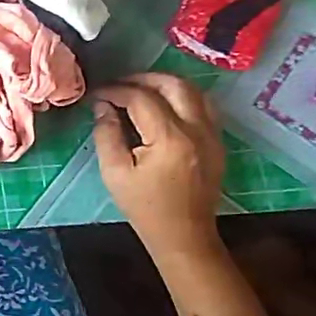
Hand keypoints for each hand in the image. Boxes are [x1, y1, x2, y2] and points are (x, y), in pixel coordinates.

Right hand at [93, 73, 226, 258]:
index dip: (115, 91)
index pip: (140, 98)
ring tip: (140, 90)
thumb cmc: (145, 208)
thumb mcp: (115, 173)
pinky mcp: (218, 141)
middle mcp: (196, 130)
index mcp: (170, 139)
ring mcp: (212, 134)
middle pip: (173, 84)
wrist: (184, 236)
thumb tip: (103, 107)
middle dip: (142, 78)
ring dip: (164, 84)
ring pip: (193, 90)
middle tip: (119, 86)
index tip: (97, 95)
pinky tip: (163, 105)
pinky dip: (182, 97)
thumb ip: (106, 135)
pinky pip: (203, 105)